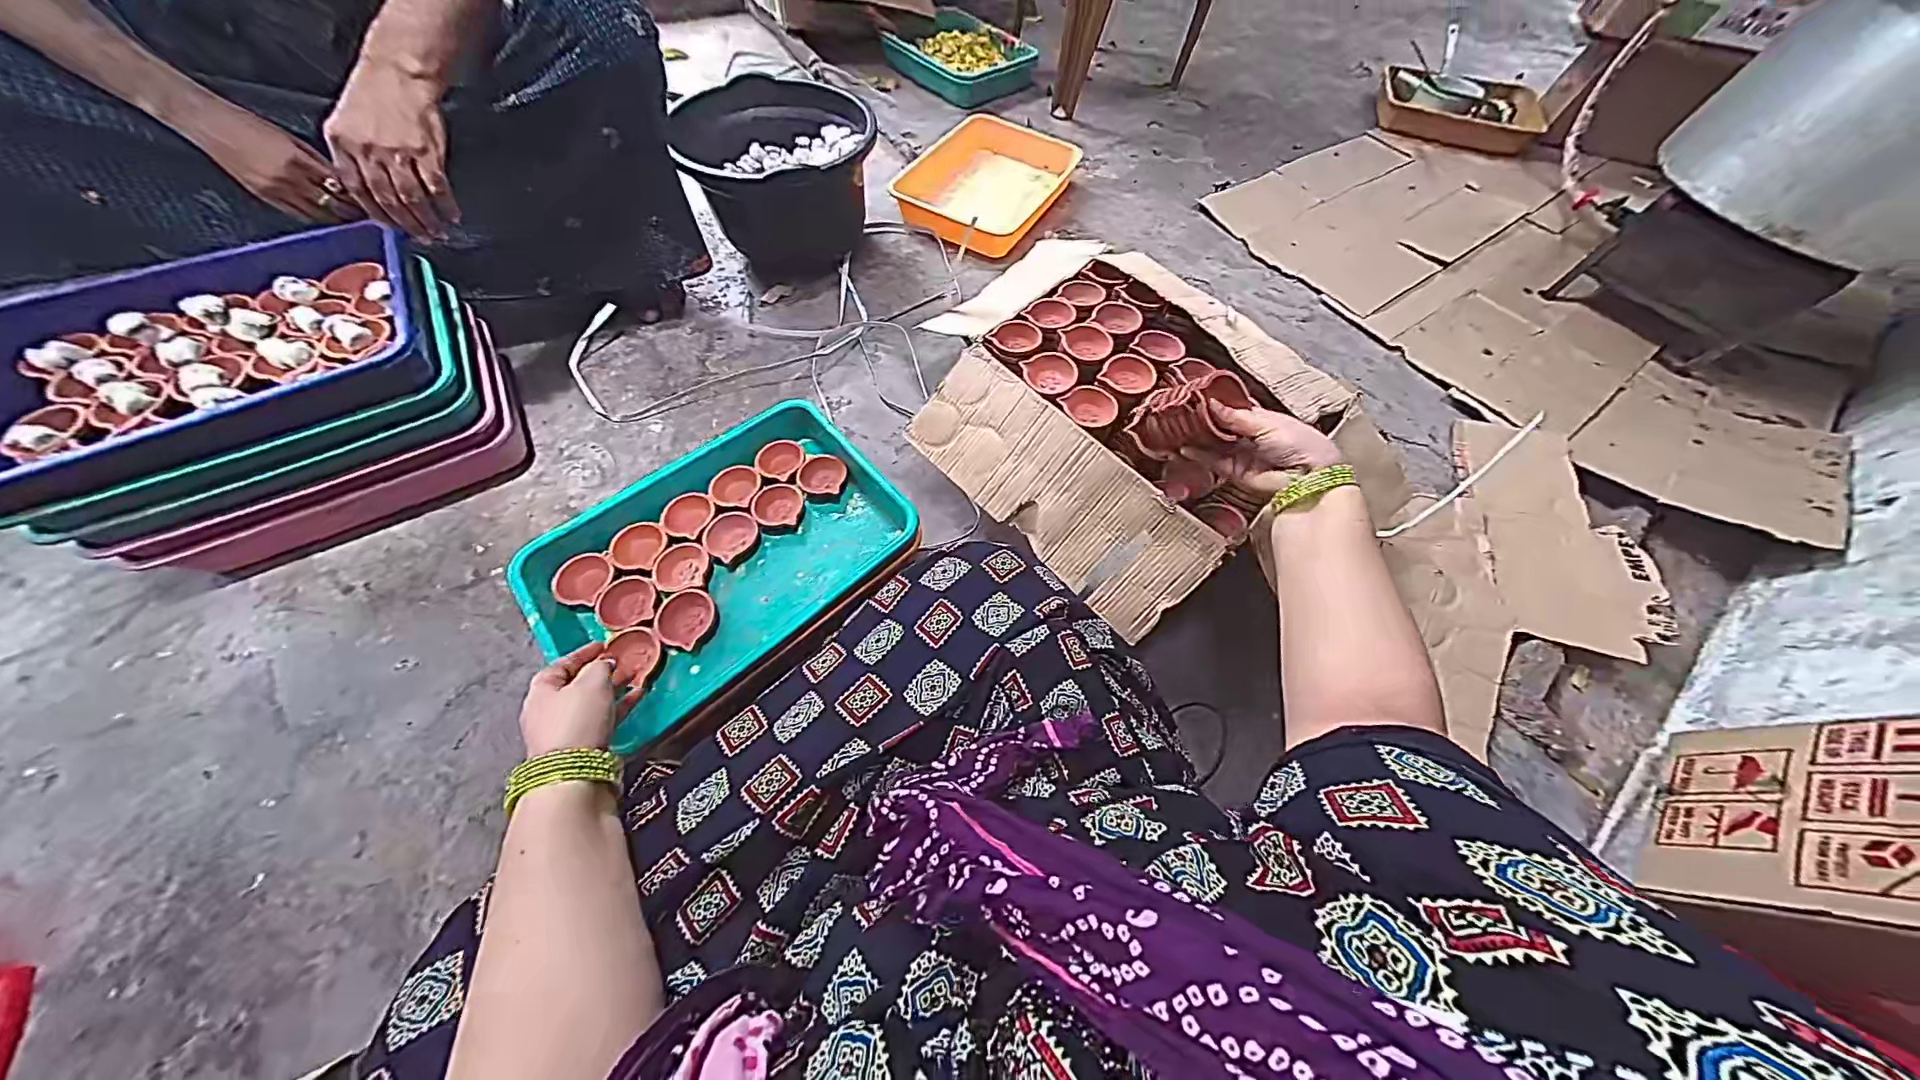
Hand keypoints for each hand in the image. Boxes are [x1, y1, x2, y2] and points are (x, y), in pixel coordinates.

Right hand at [184, 102, 362, 223]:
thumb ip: (321, 163)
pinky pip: (300, 215)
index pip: (342, 189)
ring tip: (352, 218)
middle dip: (355, 213)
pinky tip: (327, 214)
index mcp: (298, 161)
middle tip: (371, 216)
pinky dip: (318, 217)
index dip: (362, 199)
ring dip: (339, 219)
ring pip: (320, 216)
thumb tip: (347, 182)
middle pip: (336, 208)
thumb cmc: (247, 123)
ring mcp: (276, 191)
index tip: (375, 203)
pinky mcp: (265, 197)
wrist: (205, 120)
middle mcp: (288, 180)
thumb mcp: (293, 140)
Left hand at [323, 62, 460, 239]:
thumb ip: (356, 156)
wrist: (398, 73)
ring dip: (427, 220)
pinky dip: (446, 205)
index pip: (356, 188)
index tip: (390, 229)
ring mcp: (398, 152)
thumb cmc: (376, 96)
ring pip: (411, 198)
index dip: (374, 214)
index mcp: (343, 143)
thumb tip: (374, 192)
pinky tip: (453, 214)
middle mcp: (368, 149)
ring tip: (439, 232)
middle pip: (387, 199)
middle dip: (406, 224)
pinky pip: (437, 188)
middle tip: (421, 238)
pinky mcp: (425, 153)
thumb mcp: (348, 123)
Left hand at [518, 643, 641, 757]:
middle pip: (576, 684)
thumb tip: (605, 664)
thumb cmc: (578, 719)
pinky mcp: (580, 745)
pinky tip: (636, 698)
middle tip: (621, 662)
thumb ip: (600, 666)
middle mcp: (547, 709)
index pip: (562, 664)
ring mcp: (563, 729)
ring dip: (613, 689)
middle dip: (600, 672)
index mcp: (542, 690)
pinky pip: (601, 718)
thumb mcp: (593, 682)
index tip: (604, 645)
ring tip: (634, 678)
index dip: (584, 653)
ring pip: (591, 702)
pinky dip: (618, 706)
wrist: (574, 771)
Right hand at [1181, 401, 1343, 496]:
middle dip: (1205, 419)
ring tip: (1179, 428)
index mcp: (1266, 420)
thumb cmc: (1300, 444)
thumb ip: (1237, 416)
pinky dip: (1199, 456)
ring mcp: (1243, 455)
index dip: (1220, 403)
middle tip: (1184, 410)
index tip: (1199, 396)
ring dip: (1199, 437)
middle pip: (1224, 426)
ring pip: (1216, 444)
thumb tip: (1212, 404)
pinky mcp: (1236, 472)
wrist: (1308, 479)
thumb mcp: (1268, 423)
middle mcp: (1252, 437)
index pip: (1237, 409)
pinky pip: (1214, 462)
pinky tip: (1185, 448)